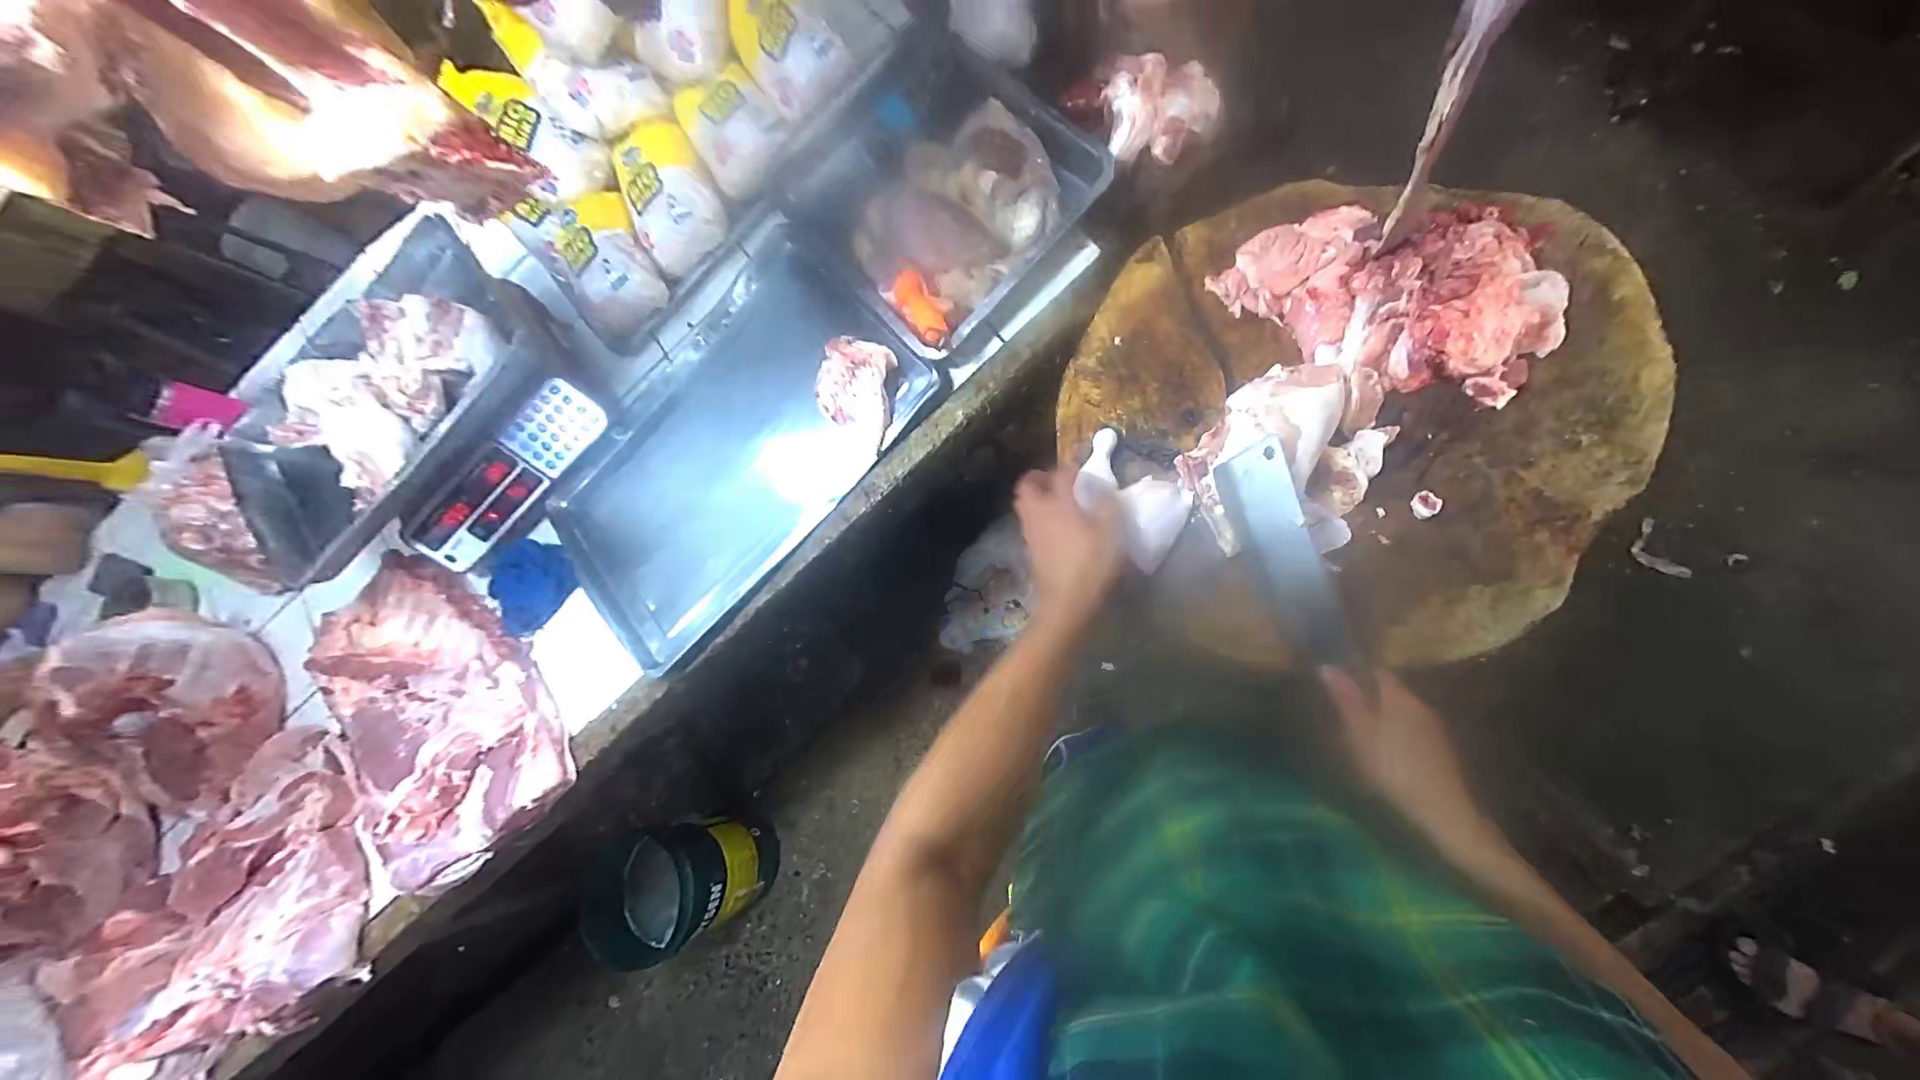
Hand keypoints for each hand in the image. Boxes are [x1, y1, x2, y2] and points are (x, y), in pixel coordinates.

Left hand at [1013, 468, 1124, 632]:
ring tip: (1053, 500)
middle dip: (1038, 477)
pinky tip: (1053, 524)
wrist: (1066, 602)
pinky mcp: (1029, 548)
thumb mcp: (1111, 534)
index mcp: (1060, 504)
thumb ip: (1108, 506)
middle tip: (1054, 478)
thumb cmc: (1092, 566)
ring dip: (1034, 496)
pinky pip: (1027, 521)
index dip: (1070, 467)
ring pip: (1024, 504)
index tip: (1080, 467)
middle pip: (1026, 486)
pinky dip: (1036, 515)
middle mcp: (1039, 513)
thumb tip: (1103, 489)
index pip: (1061, 475)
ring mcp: (1031, 531)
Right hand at [1320, 667, 1494, 852]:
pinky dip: (1395, 731)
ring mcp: (1436, 729)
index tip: (1336, 679)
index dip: (1357, 671)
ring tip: (1359, 729)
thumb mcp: (1360, 734)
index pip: (1378, 671)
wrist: (1443, 813)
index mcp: (1401, 699)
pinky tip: (1385, 749)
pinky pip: (1413, 729)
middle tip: (1342, 705)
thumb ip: (1346, 699)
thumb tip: (1327, 665)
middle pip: (1392, 691)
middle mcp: (1422, 706)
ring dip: (1382, 714)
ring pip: (1403, 711)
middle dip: (1368, 694)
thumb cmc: (1392, 769)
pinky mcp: (1442, 751)